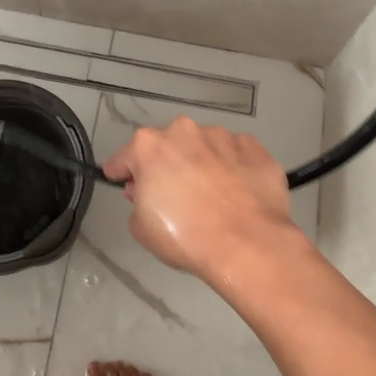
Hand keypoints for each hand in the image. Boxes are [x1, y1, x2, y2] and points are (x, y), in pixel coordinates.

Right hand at [101, 116, 308, 280]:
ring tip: (212, 197)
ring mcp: (223, 136)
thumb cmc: (185, 236)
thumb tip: (149, 194)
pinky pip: (236, 156)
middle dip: (165, 165)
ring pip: (204, 148)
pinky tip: (238, 194)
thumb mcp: (141, 228)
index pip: (124, 157)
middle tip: (172, 195)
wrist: (247, 244)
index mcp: (149, 146)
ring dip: (201, 164)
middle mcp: (184, 131)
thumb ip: (137, 203)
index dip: (121, 172)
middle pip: (167, 147)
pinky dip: (233, 169)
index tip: (122, 182)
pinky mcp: (254, 148)